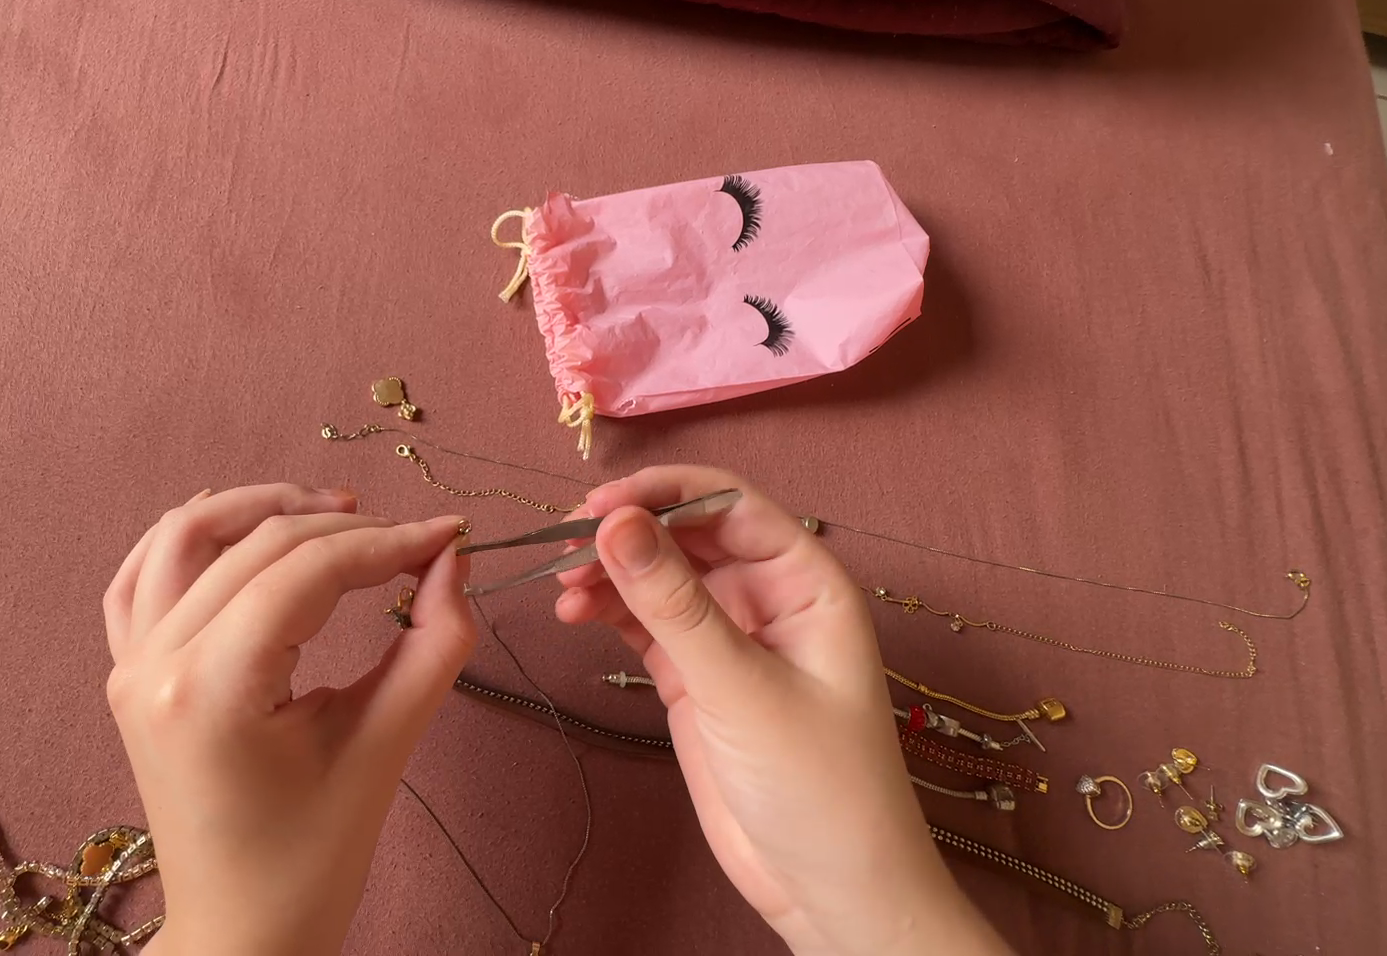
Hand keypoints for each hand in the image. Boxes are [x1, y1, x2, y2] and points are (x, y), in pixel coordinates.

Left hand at [103, 485, 475, 955]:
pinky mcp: (130, 668)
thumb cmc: (313, 856)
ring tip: (335, 509)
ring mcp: (130, 662)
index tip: (446, 534)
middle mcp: (155, 662)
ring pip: (188, 532)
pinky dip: (195, 532)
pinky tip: (243, 521)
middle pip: (261, 543)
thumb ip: (435, 641)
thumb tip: (451, 558)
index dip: (388, 541)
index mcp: (211, 689)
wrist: (239, 930)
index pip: (310, 571)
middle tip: (412, 539)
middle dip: (348, 528)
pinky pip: (144, 571)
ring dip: (265, 505)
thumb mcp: (386, 745)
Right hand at [555, 467, 1011, 955]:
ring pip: (655, 573)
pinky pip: (639, 618)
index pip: (726, 503)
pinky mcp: (689, 668)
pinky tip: (573, 612)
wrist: (825, 894)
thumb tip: (613, 522)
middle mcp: (761, 593)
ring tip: (561, 585)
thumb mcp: (741, 687)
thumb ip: (674, 603)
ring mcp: (722, 631)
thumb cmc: (816, 786)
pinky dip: (604, 609)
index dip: (661, 493)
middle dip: (624, 531)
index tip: (598, 505)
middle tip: (564, 542)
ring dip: (606, 571)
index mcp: (802, 579)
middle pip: (682, 533)